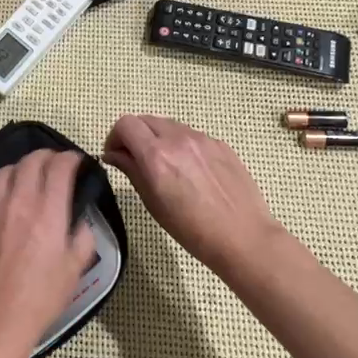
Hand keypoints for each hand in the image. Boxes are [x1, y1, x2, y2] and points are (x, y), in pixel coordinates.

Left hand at [0, 150, 96, 357]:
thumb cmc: (38, 300)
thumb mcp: (74, 271)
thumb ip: (82, 238)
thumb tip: (80, 220)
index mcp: (47, 211)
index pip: (60, 167)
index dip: (71, 159)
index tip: (76, 162)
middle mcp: (17, 201)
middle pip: (31, 161)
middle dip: (47, 157)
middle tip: (54, 165)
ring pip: (4, 170)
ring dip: (20, 168)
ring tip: (27, 176)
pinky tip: (1, 193)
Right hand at [103, 114, 282, 275]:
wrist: (244, 237)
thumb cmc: (193, 230)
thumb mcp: (153, 203)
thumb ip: (131, 171)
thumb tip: (114, 154)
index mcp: (156, 155)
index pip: (125, 124)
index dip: (114, 137)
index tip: (115, 155)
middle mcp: (178, 139)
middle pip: (145, 120)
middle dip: (134, 135)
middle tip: (134, 159)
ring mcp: (202, 139)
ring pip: (169, 125)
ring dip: (158, 138)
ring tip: (165, 166)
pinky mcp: (220, 144)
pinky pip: (192, 135)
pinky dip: (181, 145)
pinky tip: (191, 171)